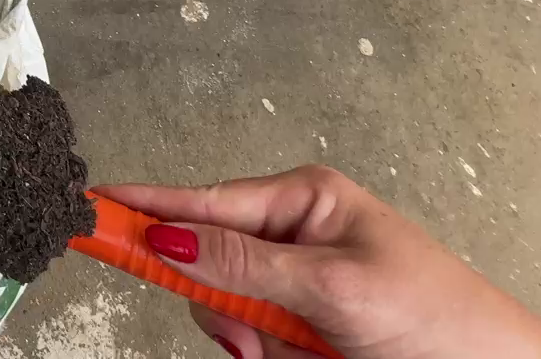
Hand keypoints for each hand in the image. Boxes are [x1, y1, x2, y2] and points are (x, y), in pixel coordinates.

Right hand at [98, 166, 540, 358]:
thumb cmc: (449, 328)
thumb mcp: (337, 289)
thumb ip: (242, 263)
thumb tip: (164, 238)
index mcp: (302, 199)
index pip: (201, 200)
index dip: (143, 204)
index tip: (91, 201)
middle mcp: (290, 232)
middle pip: (205, 255)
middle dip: (219, 301)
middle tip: (246, 341)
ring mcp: (295, 280)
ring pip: (223, 302)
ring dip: (250, 338)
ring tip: (302, 357)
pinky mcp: (302, 324)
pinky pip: (250, 334)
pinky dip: (264, 353)